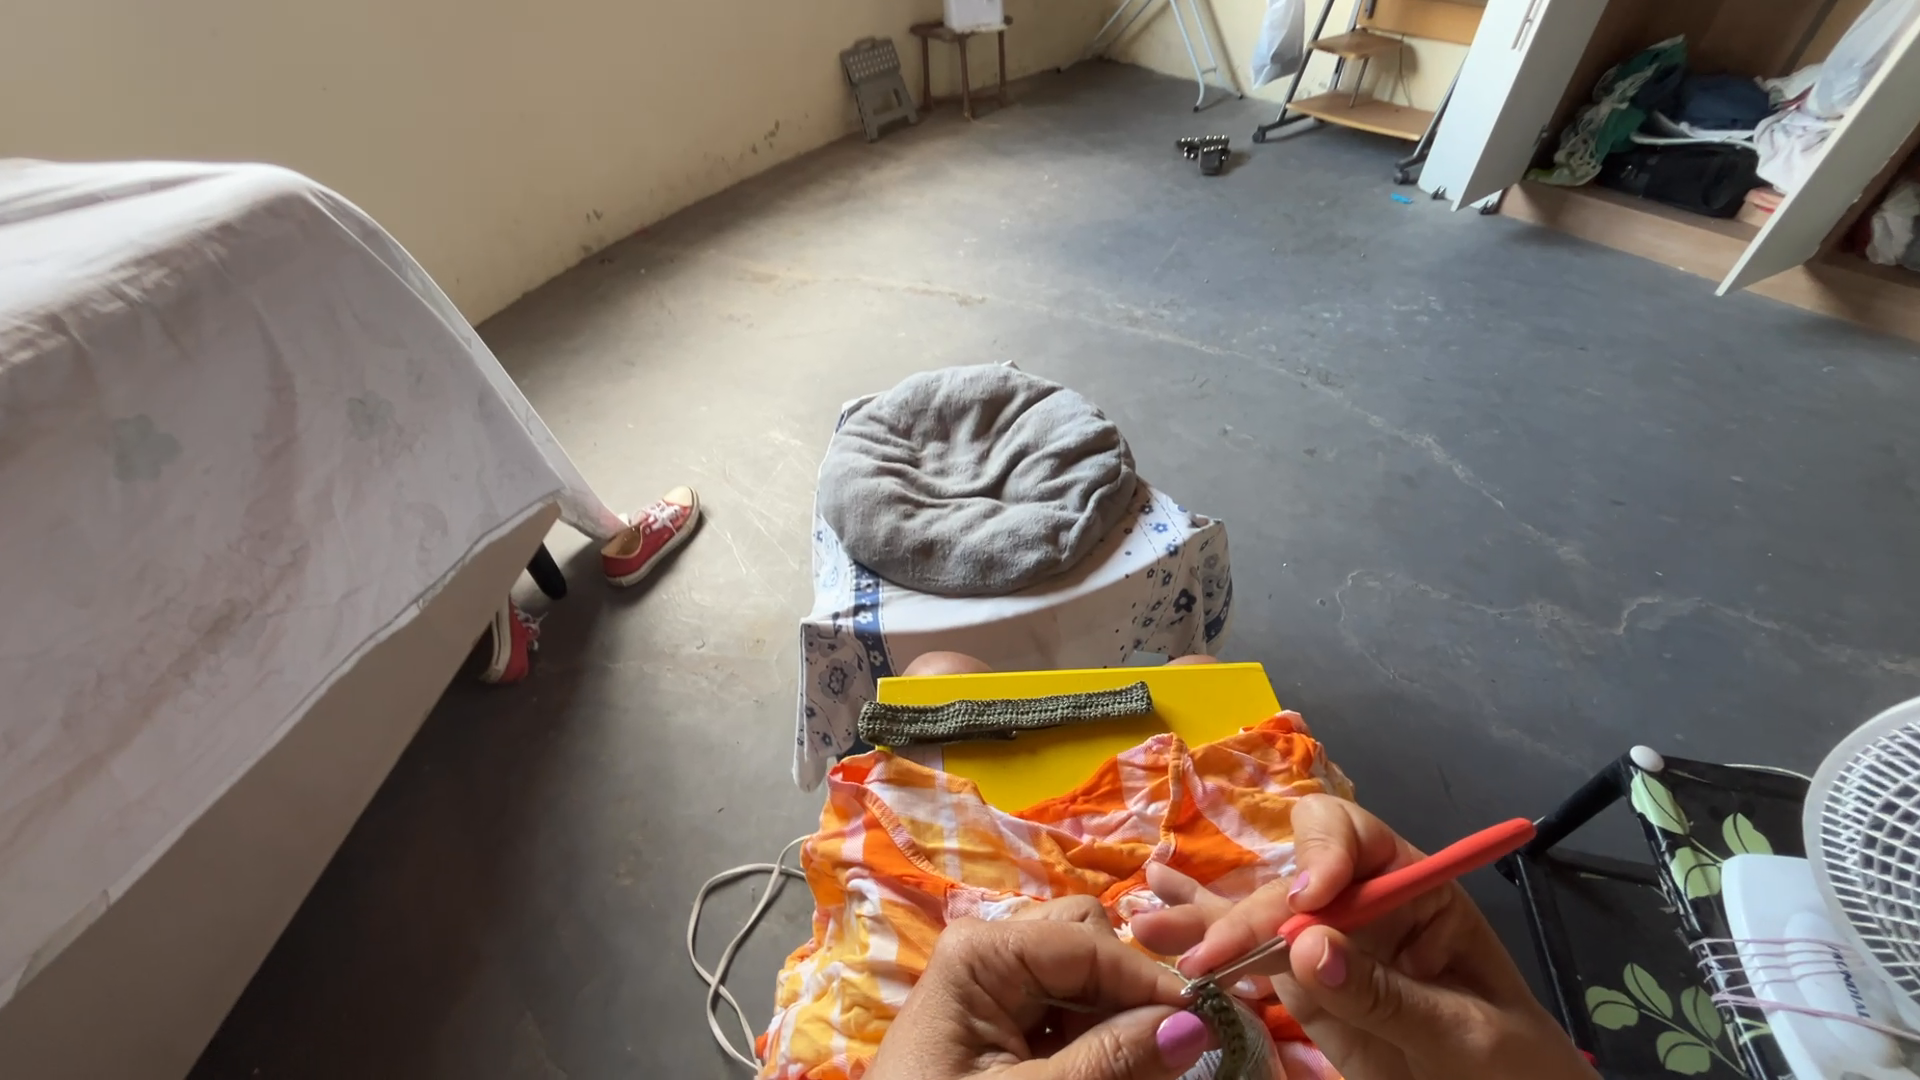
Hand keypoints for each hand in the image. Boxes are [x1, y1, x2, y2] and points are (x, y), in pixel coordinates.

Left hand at [865, 896, 1215, 1079]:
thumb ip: (1111, 1062)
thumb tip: (1195, 1024)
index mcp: (982, 949)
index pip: (1087, 940)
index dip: (1147, 978)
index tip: (1208, 1020)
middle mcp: (989, 948)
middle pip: (1085, 943)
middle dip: (1128, 991)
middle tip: (1168, 1050)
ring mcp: (994, 982)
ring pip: (1081, 977)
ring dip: (1116, 1016)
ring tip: (1140, 1065)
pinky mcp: (1000, 1019)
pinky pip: (1063, 1008)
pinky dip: (1094, 1036)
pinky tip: (1106, 1069)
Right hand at [1130, 795, 1597, 1079]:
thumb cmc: (1519, 1075)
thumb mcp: (1473, 1039)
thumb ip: (1389, 993)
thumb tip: (1305, 944)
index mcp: (1412, 888)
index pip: (1353, 836)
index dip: (1322, 854)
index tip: (1308, 900)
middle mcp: (1358, 901)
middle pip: (1289, 883)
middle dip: (1248, 913)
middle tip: (1214, 956)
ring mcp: (1323, 940)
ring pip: (1254, 912)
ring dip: (1201, 918)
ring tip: (1146, 921)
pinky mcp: (1299, 980)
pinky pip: (1246, 953)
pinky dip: (1202, 940)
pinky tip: (1153, 920)